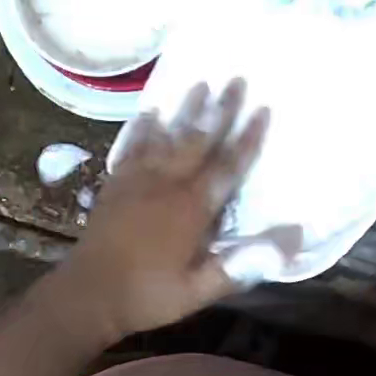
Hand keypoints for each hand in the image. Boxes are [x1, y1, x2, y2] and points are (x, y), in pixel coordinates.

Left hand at [46, 80, 269, 342]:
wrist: (87, 294)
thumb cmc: (145, 296)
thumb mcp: (197, 292)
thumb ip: (239, 267)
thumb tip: (288, 243)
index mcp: (191, 210)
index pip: (227, 167)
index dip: (247, 139)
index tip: (263, 109)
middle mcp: (166, 186)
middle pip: (197, 141)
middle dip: (219, 110)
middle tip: (236, 79)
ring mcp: (136, 182)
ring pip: (165, 137)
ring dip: (184, 110)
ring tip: (200, 84)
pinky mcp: (114, 185)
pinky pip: (131, 148)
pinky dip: (142, 129)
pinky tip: (149, 113)